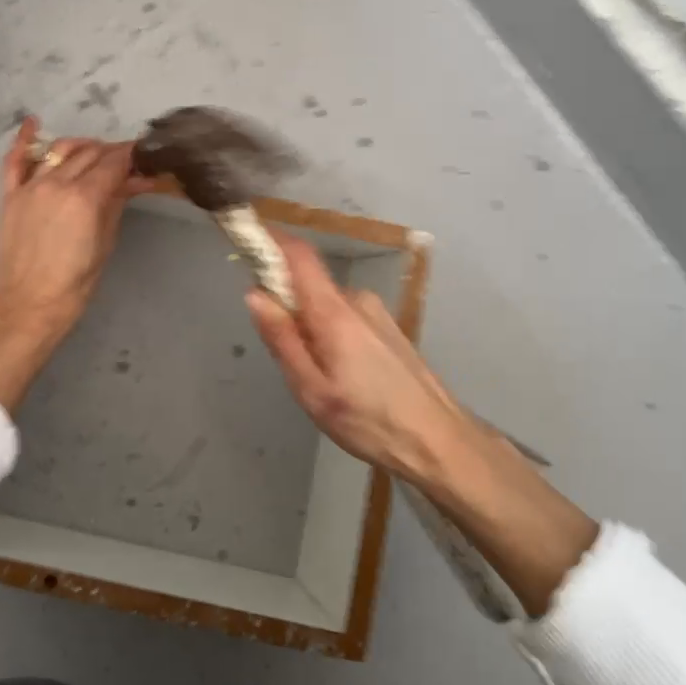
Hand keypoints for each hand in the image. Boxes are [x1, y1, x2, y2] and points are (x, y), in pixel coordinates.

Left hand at [0, 116, 153, 336]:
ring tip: (93, 152)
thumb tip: (135, 180)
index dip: (132, 156)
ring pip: (59, 150)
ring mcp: (30, 187)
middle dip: (110, 152)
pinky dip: (23, 140)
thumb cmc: (75, 283)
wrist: (30, 305)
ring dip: (80, 146)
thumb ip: (116, 204)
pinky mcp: (10, 196)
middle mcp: (57, 183)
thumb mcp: (105, 242)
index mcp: (85, 197)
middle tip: (123, 161)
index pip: (114, 162)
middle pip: (88, 152)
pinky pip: (14, 161)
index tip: (143, 155)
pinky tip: (33, 123)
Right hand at [247, 234, 597, 616]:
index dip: (270, 241)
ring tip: (320, 381)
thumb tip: (254, 294)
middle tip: (285, 358)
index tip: (245, 241)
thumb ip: (282, 339)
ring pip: (327, 307)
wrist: (440, 443)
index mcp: (334, 312)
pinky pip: (346, 320)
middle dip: (287, 307)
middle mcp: (357, 301)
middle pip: (309, 285)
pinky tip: (346, 381)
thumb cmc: (369, 421)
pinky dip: (332, 337)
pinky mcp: (389, 330)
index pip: (299, 255)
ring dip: (311, 328)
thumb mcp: (311, 389)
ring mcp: (377, 315)